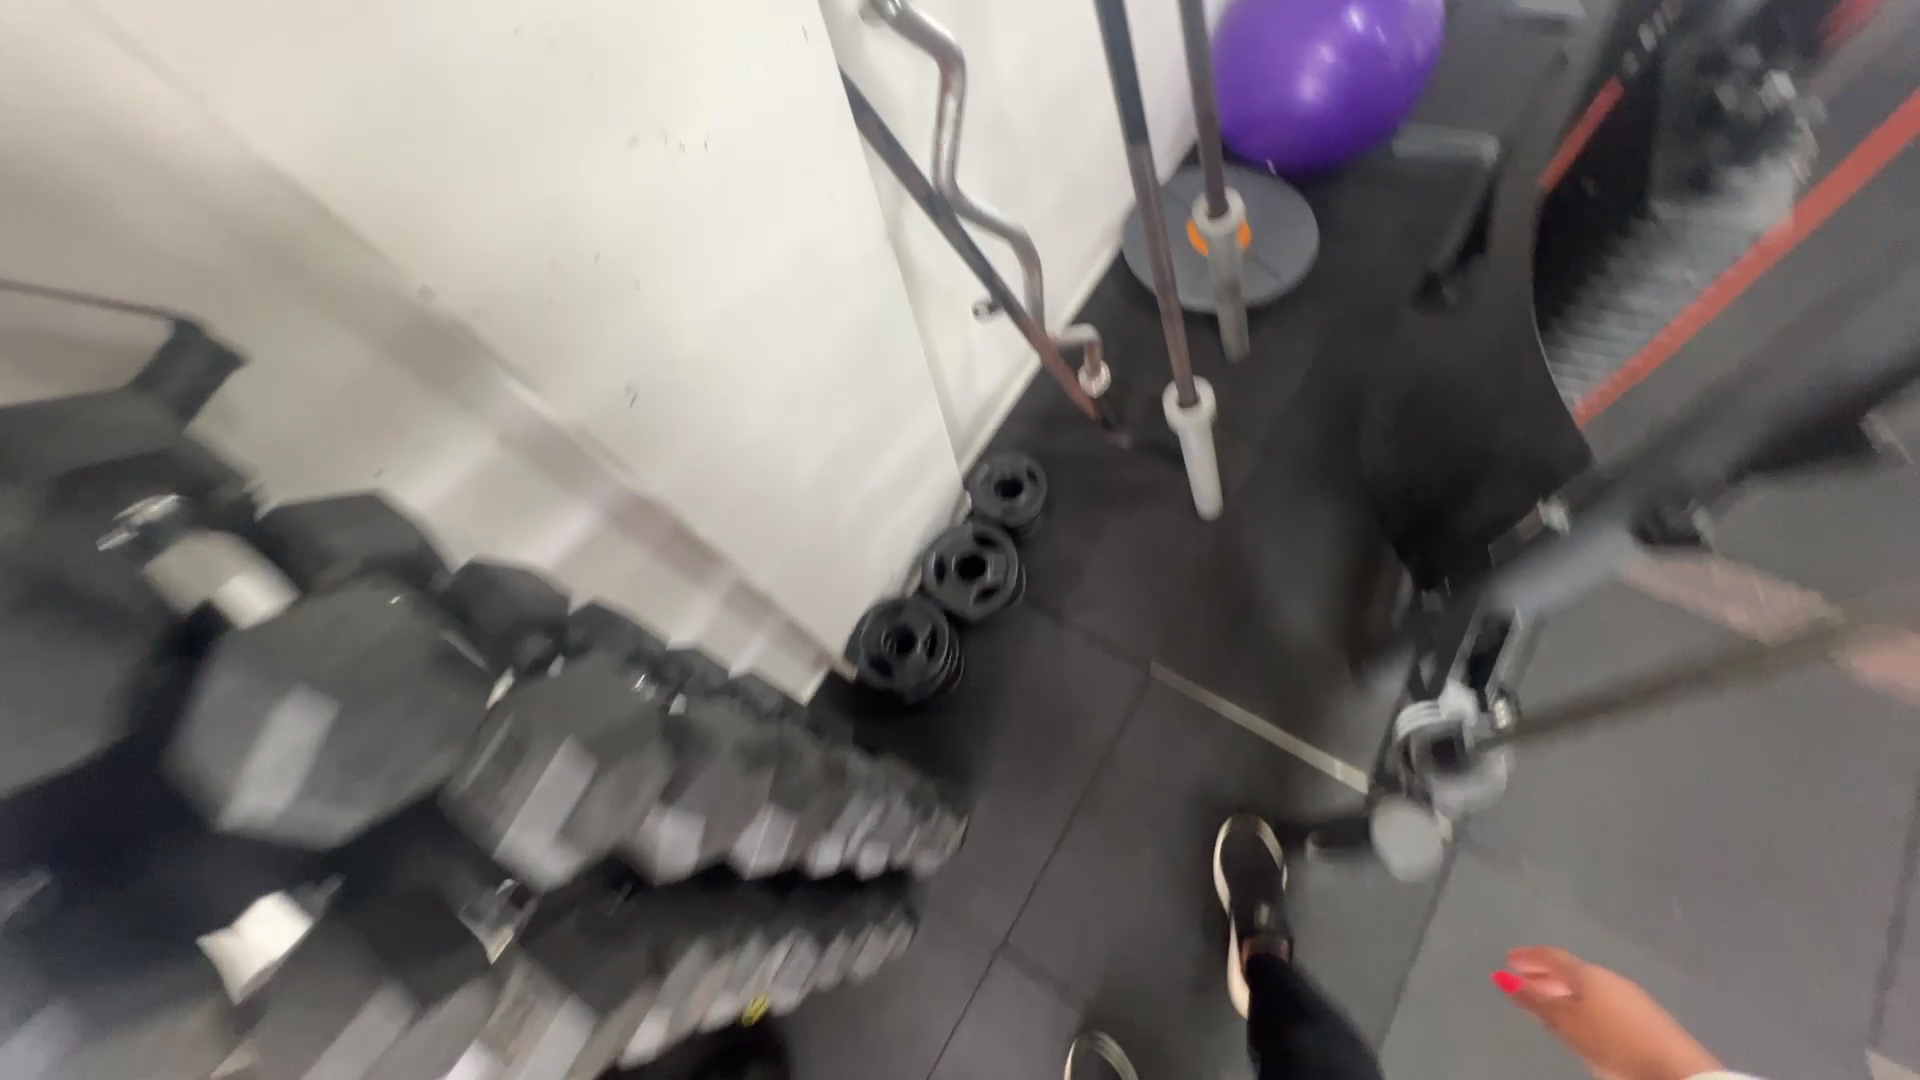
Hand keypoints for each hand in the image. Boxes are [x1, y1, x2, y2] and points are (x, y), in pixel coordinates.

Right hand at [1495, 946, 1723, 1079]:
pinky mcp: (1650, 1020)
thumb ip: (1533, 1000)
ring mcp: (1634, 999)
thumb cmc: (1612, 1041)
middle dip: (1545, 977)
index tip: (1508, 961)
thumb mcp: (1565, 1023)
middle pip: (1571, 972)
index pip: (1550, 956)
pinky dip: (1586, 1006)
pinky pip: (1606, 1003)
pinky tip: (1585, 1023)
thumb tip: (1502, 977)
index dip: (1528, 957)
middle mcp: (1610, 979)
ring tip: (1551, 1007)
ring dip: (1566, 993)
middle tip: (1524, 985)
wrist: (1681, 1075)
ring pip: (1590, 989)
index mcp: (1587, 973)